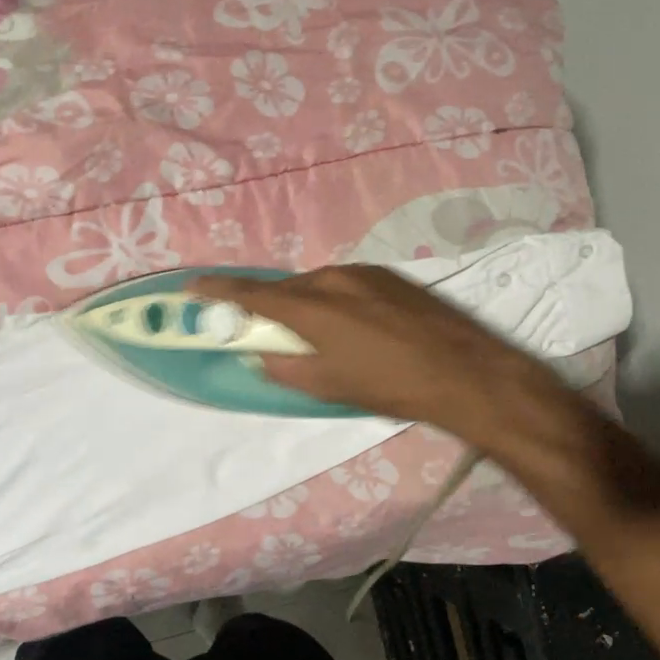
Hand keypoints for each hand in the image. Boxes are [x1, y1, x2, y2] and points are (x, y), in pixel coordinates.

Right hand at [189, 265, 552, 434]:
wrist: (467, 372)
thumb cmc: (390, 385)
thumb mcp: (328, 386)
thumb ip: (284, 367)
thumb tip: (262, 354)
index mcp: (311, 306)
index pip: (251, 294)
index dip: (218, 291)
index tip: (193, 288)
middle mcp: (333, 278)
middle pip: (286, 288)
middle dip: (269, 307)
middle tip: (264, 332)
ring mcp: (366, 273)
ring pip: (318, 286)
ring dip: (306, 306)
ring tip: (318, 338)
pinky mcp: (392, 277)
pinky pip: (346, 286)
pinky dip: (335, 303)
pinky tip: (354, 330)